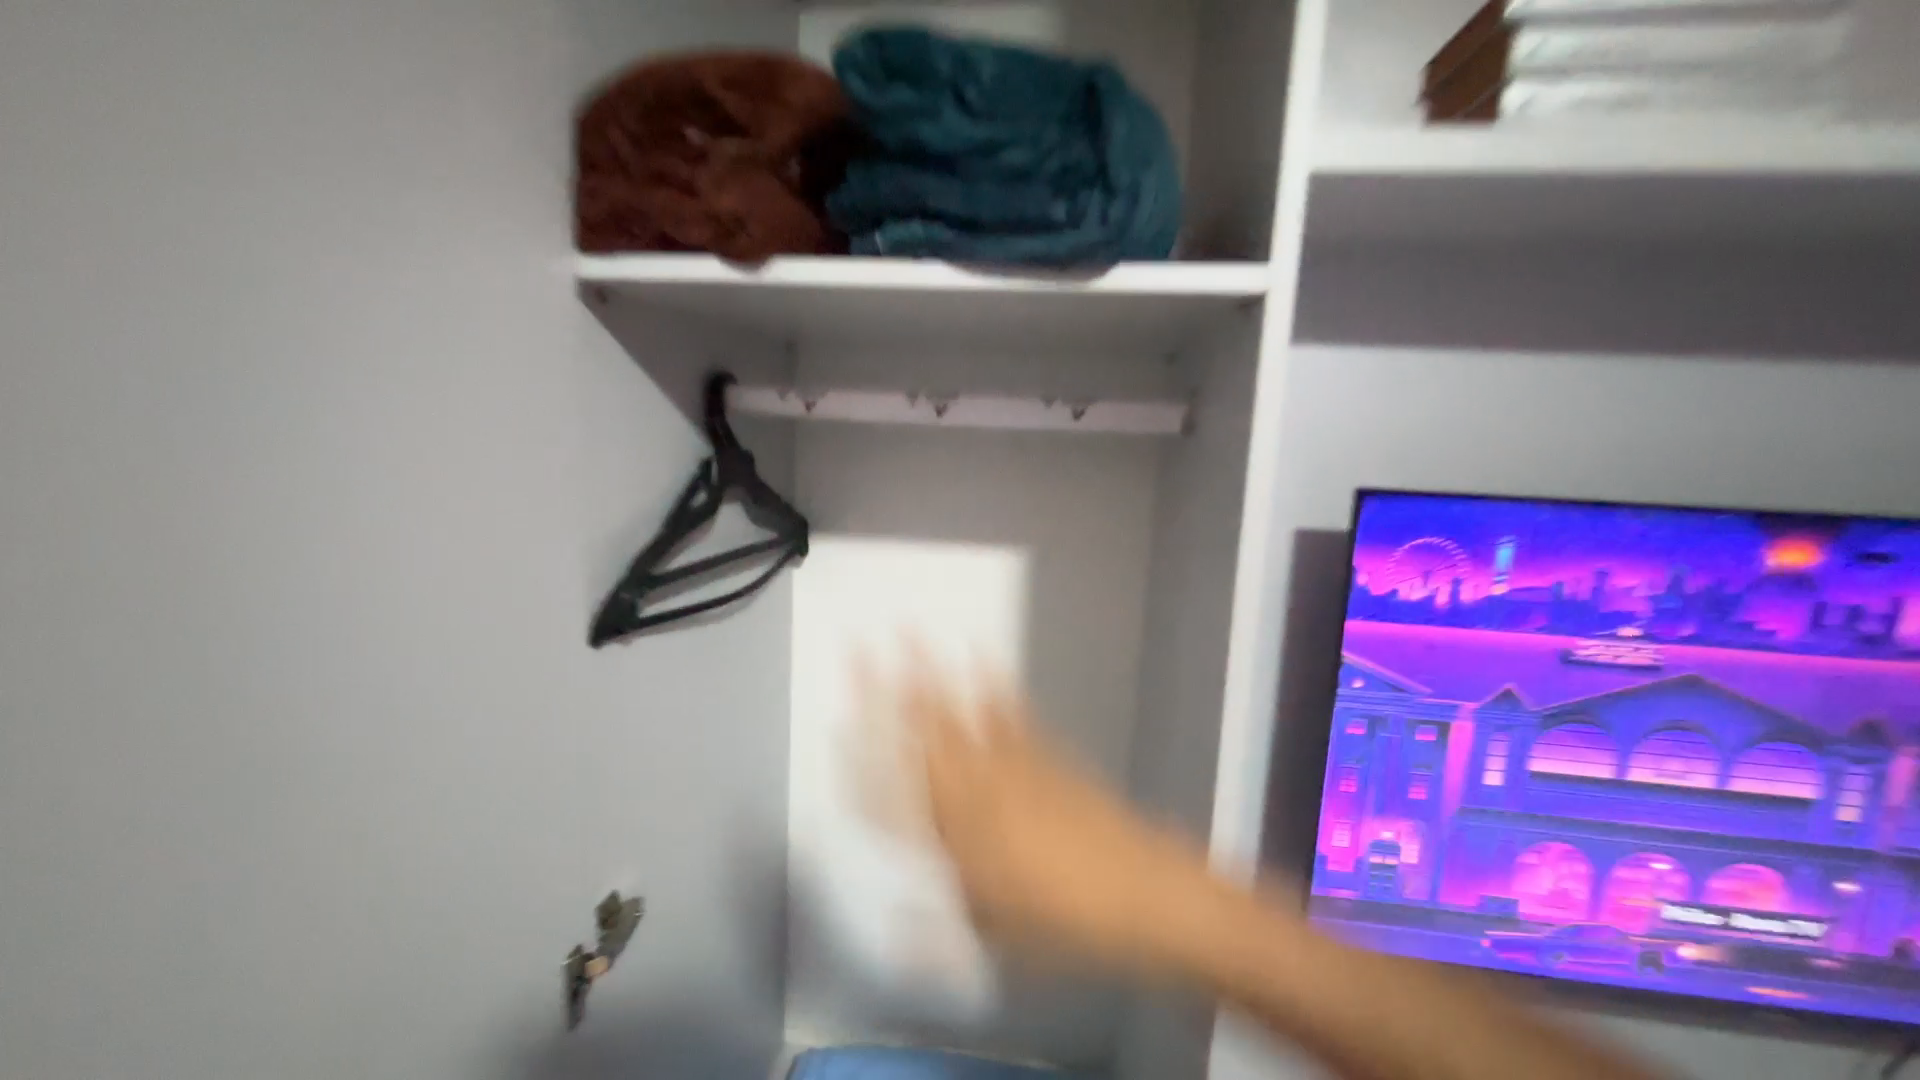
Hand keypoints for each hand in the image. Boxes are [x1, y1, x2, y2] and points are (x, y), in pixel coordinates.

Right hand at [860, 655, 1214, 974]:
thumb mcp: (998, 938)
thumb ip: (941, 930)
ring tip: (909, 631)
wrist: (1144, 894)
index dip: (858, 761)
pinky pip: (1008, 710)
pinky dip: (990, 679)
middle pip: (917, 735)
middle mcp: (973, 795)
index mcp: (954, 843)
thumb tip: (895, 929)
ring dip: (931, 669)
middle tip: (860, 647)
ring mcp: (1010, 766)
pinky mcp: (1044, 753)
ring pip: (958, 712)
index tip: (835, 727)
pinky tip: (978, 652)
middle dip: (884, 688)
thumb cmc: (1067, 925)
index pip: (891, 797)